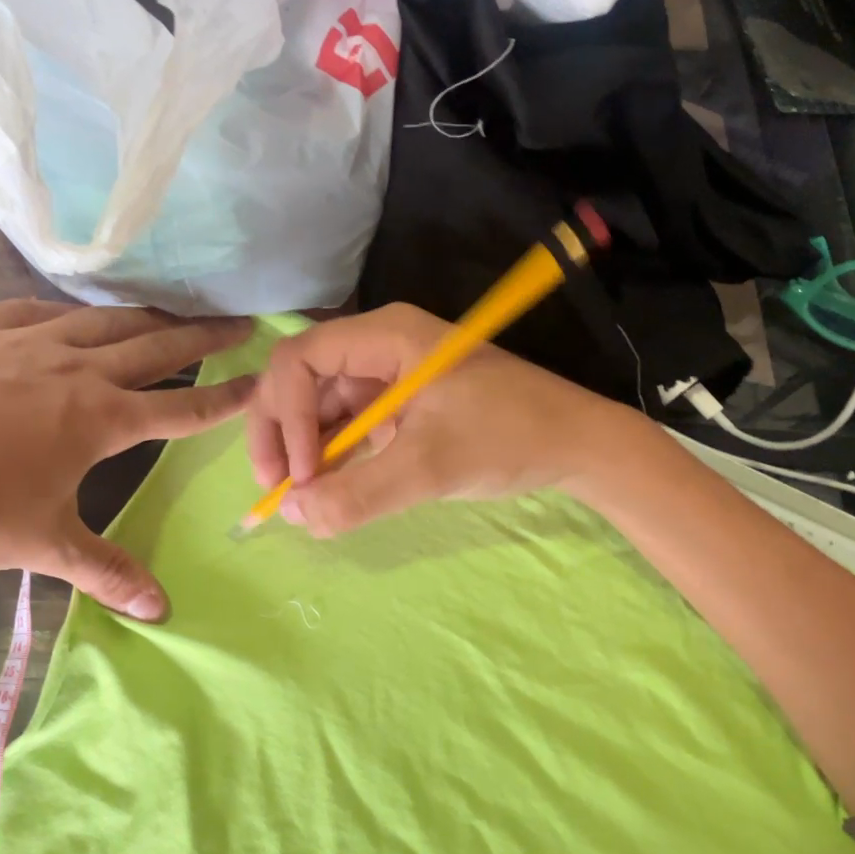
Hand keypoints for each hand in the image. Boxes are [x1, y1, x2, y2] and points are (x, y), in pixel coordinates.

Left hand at [0, 300, 253, 619]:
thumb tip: (160, 612)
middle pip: (154, 346)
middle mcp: (73, 368)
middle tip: (237, 322)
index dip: (226, 396)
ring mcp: (21, 340)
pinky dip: (65, 313)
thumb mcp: (43, 544)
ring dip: (141, 317)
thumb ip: (105, 570)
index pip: (182, 407)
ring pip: (99, 320)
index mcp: (100, 419)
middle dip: (202, 337)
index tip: (261, 379)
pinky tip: (65, 315)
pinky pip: (34, 310)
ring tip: (166, 313)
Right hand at [245, 303, 638, 536]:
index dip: (286, 415)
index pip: (300, 360)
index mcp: (385, 336)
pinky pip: (347, 430)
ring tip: (301, 502)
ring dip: (302, 453)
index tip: (300, 474)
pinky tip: (326, 494)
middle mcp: (378, 349)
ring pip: (319, 410)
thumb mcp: (431, 466)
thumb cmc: (508, 437)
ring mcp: (387, 379)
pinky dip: (331, 461)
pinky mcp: (398, 409)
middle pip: (300, 382)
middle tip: (277, 491)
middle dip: (281, 434)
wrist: (577, 445)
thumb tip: (295, 517)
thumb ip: (359, 494)